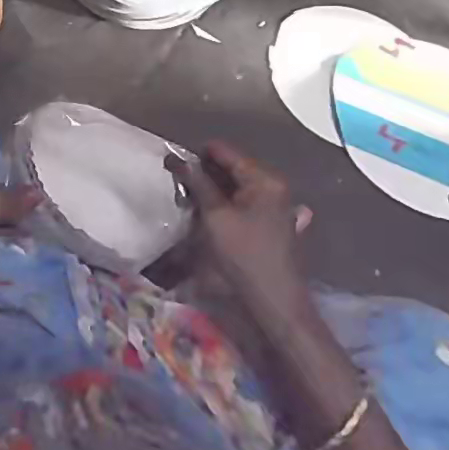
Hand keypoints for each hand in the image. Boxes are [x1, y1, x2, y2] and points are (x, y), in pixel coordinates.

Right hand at [167, 141, 310, 313]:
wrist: (273, 299)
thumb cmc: (243, 253)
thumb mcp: (214, 214)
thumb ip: (197, 182)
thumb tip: (176, 157)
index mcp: (264, 179)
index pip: (224, 150)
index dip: (196, 155)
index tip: (172, 165)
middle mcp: (274, 186)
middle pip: (230, 166)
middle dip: (203, 173)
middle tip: (179, 186)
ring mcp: (276, 204)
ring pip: (235, 184)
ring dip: (211, 190)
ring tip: (190, 202)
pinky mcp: (271, 221)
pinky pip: (243, 200)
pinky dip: (225, 202)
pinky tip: (211, 214)